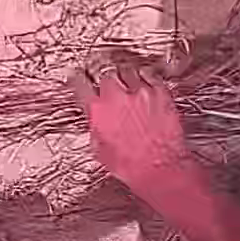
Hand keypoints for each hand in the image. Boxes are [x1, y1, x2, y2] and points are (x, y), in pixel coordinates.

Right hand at [69, 58, 198, 195]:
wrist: (160, 169)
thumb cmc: (132, 166)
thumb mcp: (100, 150)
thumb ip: (96, 128)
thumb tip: (97, 123)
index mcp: (98, 110)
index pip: (81, 85)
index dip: (78, 81)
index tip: (79, 79)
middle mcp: (118, 97)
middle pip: (106, 74)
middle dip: (104, 80)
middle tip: (106, 85)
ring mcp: (140, 93)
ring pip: (128, 72)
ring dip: (125, 78)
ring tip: (126, 85)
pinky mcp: (160, 93)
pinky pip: (150, 76)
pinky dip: (145, 79)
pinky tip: (144, 85)